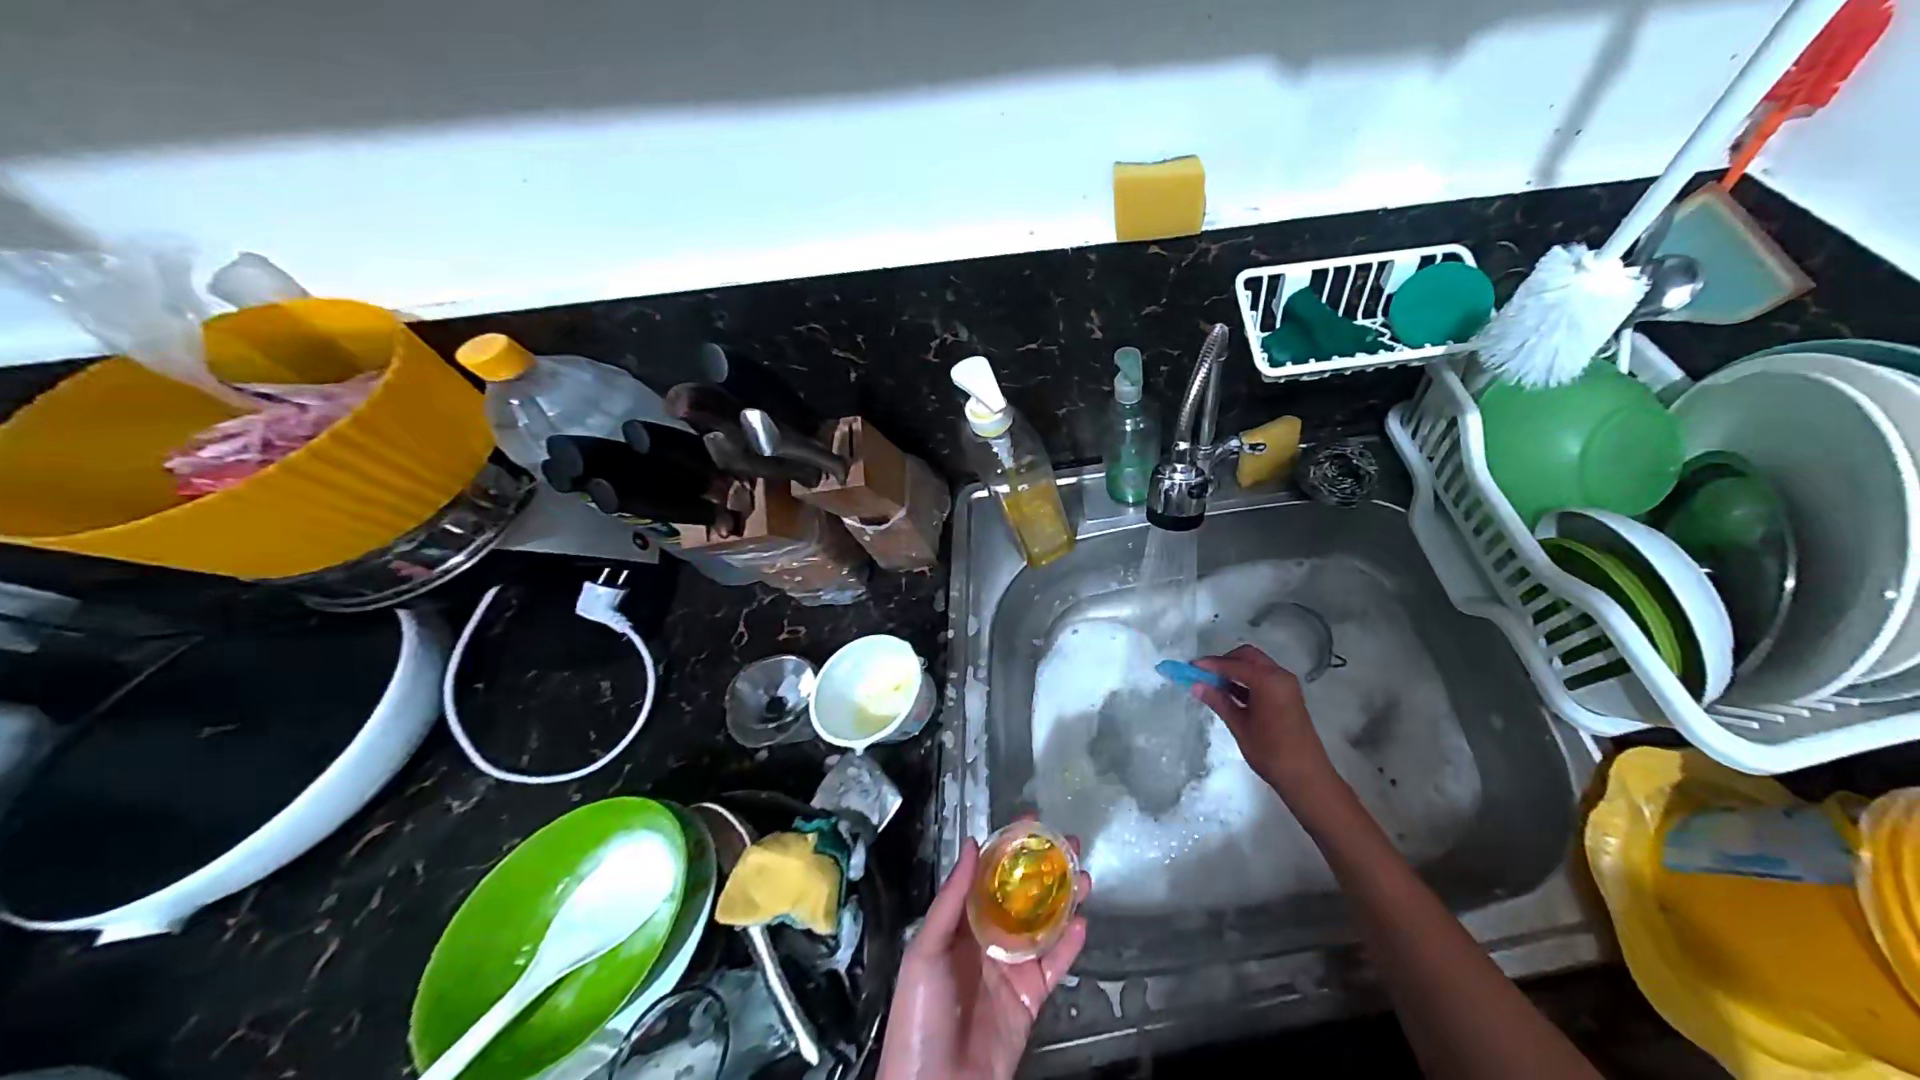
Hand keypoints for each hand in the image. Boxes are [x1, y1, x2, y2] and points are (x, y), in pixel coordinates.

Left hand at [875, 837, 1089, 1079]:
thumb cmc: (922, 1012)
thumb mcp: (926, 949)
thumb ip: (952, 899)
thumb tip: (972, 844)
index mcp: (959, 924)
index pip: (987, 875)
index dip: (1008, 847)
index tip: (1031, 822)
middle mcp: (987, 940)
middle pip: (1021, 896)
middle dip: (1045, 870)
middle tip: (1069, 844)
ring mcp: (1010, 969)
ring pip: (1043, 926)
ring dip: (1065, 901)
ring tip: (1085, 876)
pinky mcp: (1030, 999)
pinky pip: (1053, 967)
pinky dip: (1070, 947)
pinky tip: (1083, 924)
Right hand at [1192, 644, 1339, 800]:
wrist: (1306, 777)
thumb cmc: (1270, 751)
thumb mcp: (1239, 725)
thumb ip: (1218, 701)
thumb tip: (1196, 685)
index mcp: (1268, 681)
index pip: (1233, 664)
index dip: (1210, 664)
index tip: (1189, 667)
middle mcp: (1280, 676)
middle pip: (1247, 657)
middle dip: (1224, 662)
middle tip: (1204, 675)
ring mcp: (1286, 686)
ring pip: (1256, 666)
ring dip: (1235, 670)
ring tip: (1212, 684)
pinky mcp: (1288, 696)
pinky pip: (1264, 678)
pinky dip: (1246, 681)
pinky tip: (1230, 693)